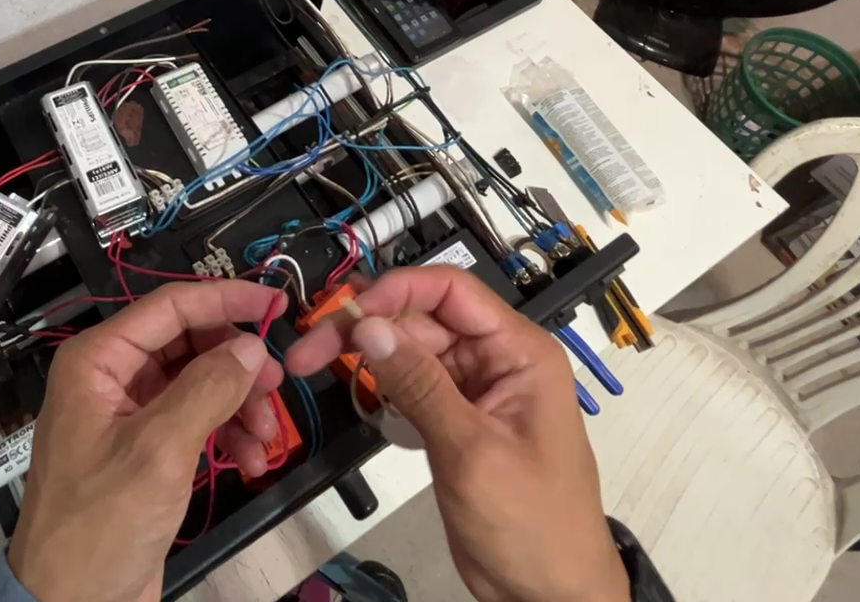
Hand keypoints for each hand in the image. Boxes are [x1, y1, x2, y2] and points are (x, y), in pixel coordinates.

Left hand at [8, 280, 286, 601]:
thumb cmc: (100, 524)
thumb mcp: (158, 451)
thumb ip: (207, 389)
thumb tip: (251, 346)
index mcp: (98, 359)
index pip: (170, 307)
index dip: (225, 299)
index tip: (275, 303)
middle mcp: (112, 375)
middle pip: (189, 342)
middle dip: (235, 362)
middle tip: (277, 384)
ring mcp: (130, 411)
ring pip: (198, 380)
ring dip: (238, 402)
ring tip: (267, 436)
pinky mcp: (148, 446)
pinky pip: (196, 417)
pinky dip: (227, 431)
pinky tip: (251, 460)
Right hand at [285, 267, 627, 601]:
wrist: (551, 600)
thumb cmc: (531, 525)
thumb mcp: (471, 452)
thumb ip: (418, 384)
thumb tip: (366, 325)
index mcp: (517, 350)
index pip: (451, 290)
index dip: (396, 291)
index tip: (349, 312)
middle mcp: (494, 357)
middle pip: (418, 317)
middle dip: (364, 326)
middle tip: (308, 349)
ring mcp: (471, 385)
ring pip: (406, 347)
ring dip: (361, 353)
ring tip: (311, 362)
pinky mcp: (451, 413)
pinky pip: (408, 379)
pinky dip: (377, 382)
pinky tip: (349, 387)